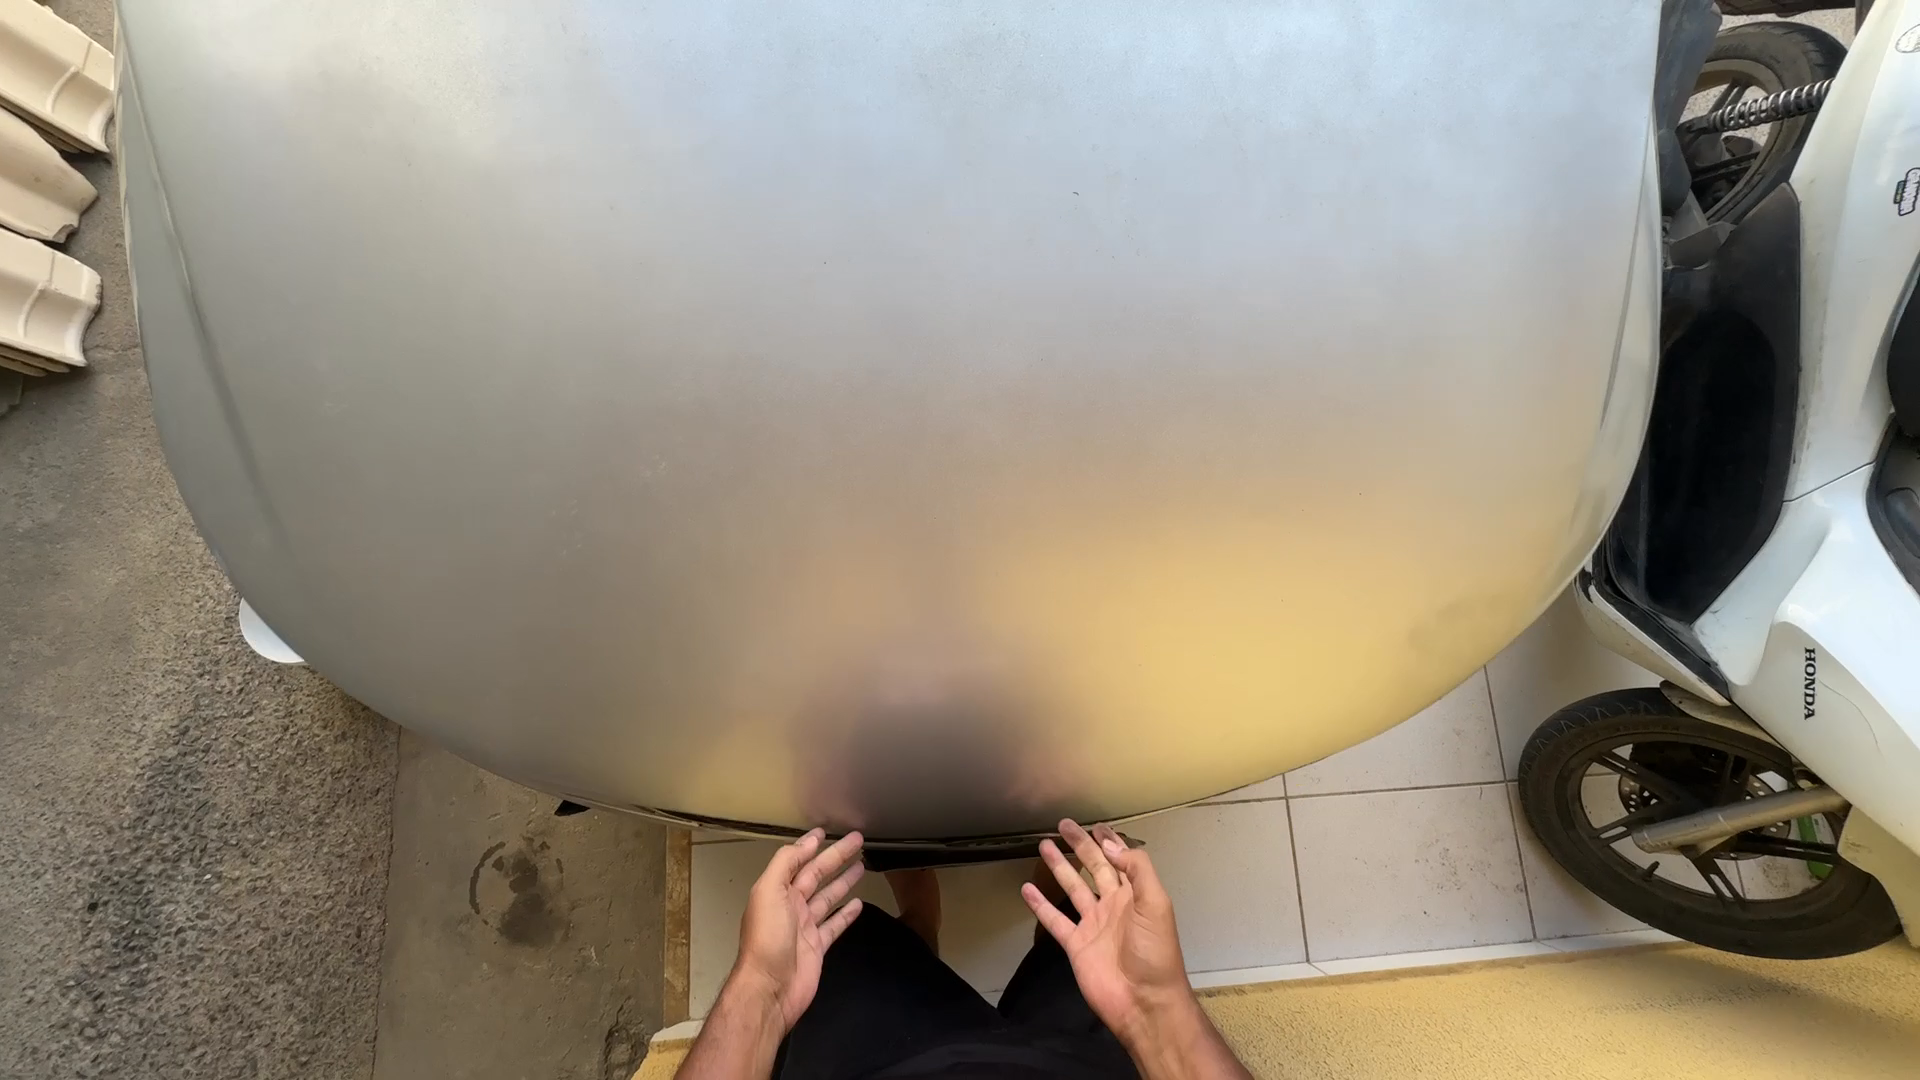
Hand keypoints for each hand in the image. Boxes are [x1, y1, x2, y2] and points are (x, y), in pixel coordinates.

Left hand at [728, 828, 865, 1030]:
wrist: (769, 990)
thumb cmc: (767, 939)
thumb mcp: (769, 891)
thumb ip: (785, 863)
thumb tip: (806, 842)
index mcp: (777, 890)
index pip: (797, 860)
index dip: (810, 845)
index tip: (824, 832)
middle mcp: (791, 905)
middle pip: (818, 875)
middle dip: (836, 856)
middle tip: (858, 840)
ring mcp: (805, 927)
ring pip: (828, 897)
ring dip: (844, 880)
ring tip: (862, 864)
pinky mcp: (818, 947)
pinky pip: (834, 924)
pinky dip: (846, 914)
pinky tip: (858, 903)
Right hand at [1021, 820, 1192, 1042]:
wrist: (1145, 1004)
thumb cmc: (1155, 952)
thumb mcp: (1155, 904)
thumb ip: (1136, 870)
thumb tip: (1109, 844)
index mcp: (1134, 894)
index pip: (1119, 859)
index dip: (1109, 841)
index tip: (1095, 825)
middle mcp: (1112, 905)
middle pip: (1094, 867)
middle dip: (1081, 845)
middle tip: (1064, 825)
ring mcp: (1093, 925)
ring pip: (1072, 887)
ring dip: (1060, 866)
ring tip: (1044, 845)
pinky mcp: (1076, 945)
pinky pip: (1055, 920)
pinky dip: (1040, 905)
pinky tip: (1027, 889)